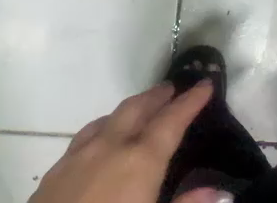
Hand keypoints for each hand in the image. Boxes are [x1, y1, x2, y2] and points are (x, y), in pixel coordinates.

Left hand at [31, 80, 225, 202]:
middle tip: (173, 90)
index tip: (205, 84)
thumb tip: (221, 191)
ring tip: (141, 110)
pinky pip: (85, 135)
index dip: (190, 101)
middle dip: (158, 97)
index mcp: (141, 160)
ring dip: (130, 109)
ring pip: (109, 118)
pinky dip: (103, 127)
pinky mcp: (55, 172)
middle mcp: (111, 146)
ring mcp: (79, 156)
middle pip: (138, 108)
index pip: (172, 120)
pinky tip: (100, 139)